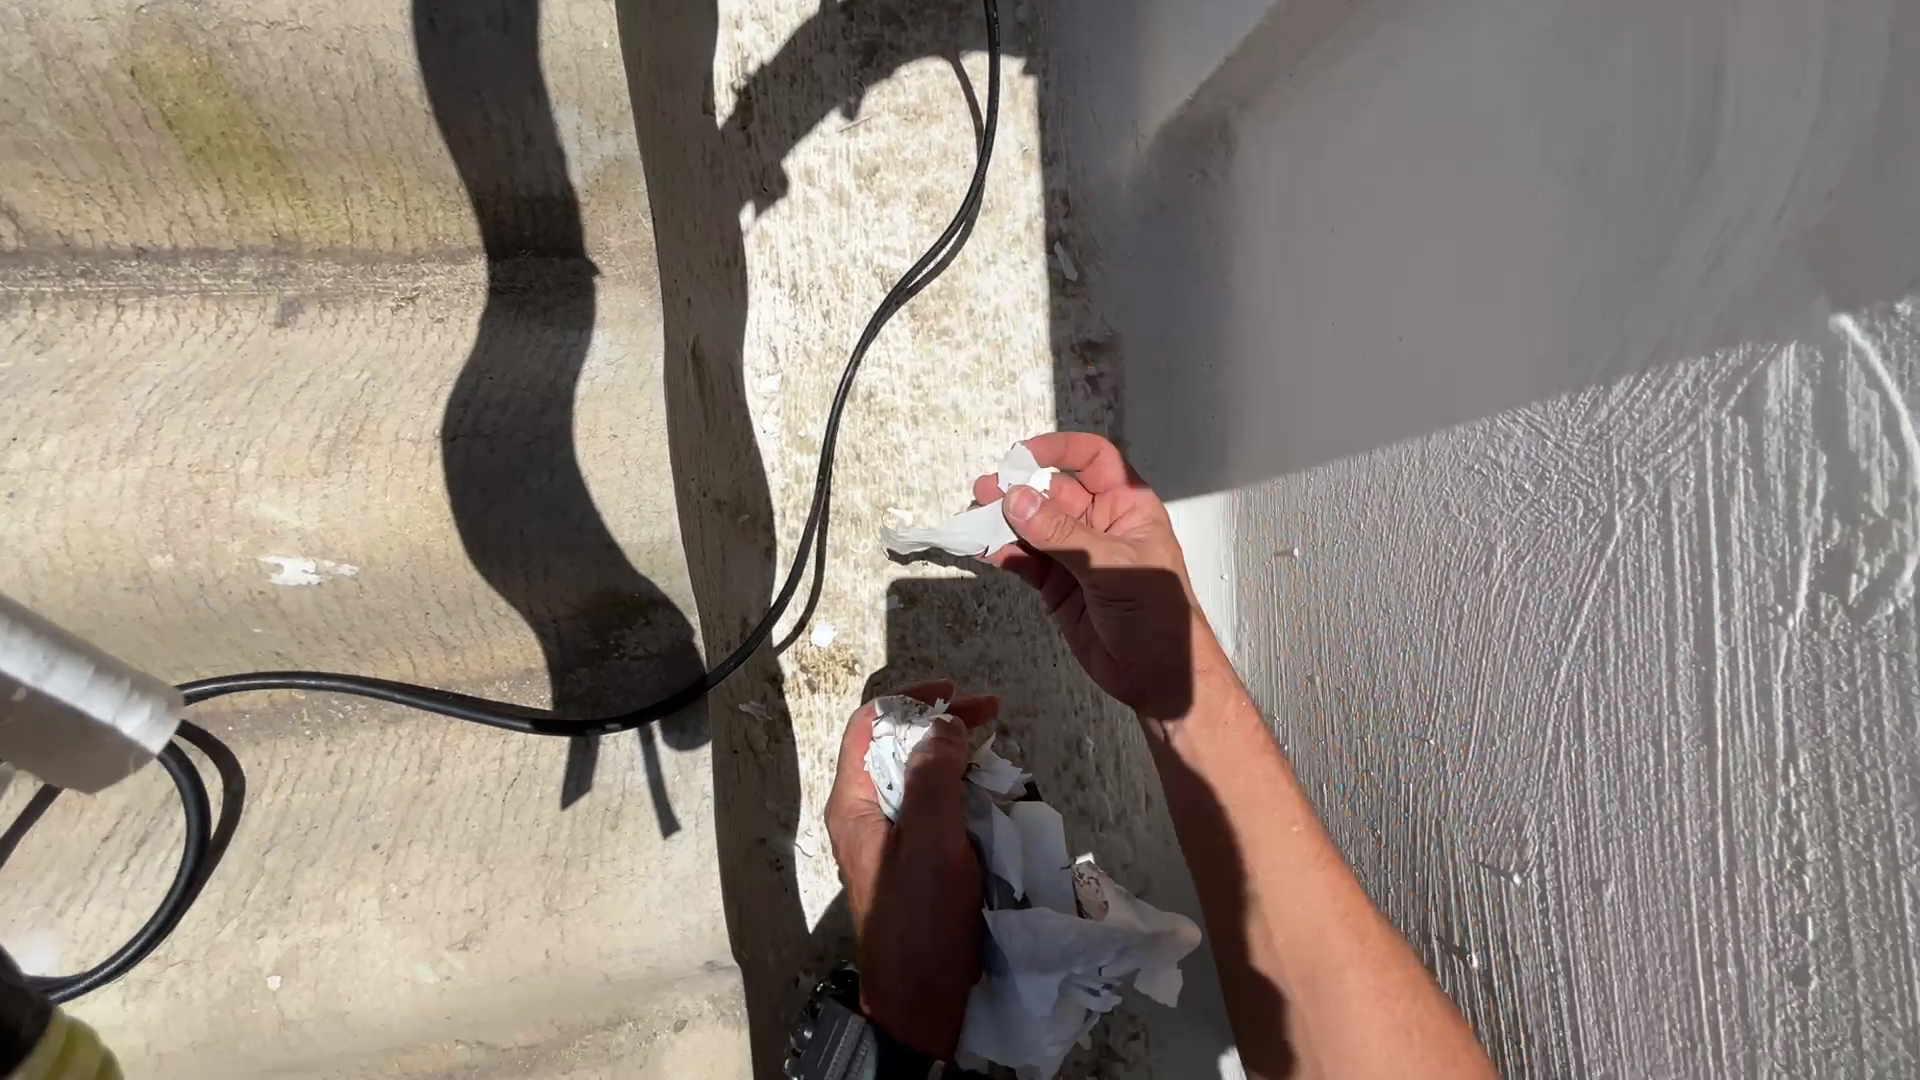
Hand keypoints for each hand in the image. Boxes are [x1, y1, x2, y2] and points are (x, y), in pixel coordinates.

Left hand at [825, 680, 1000, 1058]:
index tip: (954, 694)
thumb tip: (945, 723)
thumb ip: (933, 777)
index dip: (910, 700)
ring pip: (919, 771)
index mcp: (855, 802)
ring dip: (954, 750)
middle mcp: (868, 810)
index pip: (870, 725)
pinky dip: (960, 782)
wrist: (921, 1002)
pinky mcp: (915, 852)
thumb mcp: (929, 843)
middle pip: (898, 744)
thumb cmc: (920, 920)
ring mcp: (892, 832)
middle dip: (942, 722)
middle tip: (990, 710)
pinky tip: (986, 782)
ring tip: (992, 740)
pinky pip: (934, 801)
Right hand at [974, 432, 1223, 718]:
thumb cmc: (1154, 611)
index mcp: (1126, 506)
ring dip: (1003, 522)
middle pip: (1053, 493)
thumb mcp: (1111, 566)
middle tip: (983, 491)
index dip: (1061, 450)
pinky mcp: (1056, 585)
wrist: (1158, 677)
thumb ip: (1060, 534)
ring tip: (972, 520)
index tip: (1022, 455)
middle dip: (1019, 490)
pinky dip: (1003, 554)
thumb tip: (1014, 499)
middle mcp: (1098, 524)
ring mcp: (1074, 555)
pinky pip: (1025, 561)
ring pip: (1033, 527)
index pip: (1094, 460)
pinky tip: (982, 550)